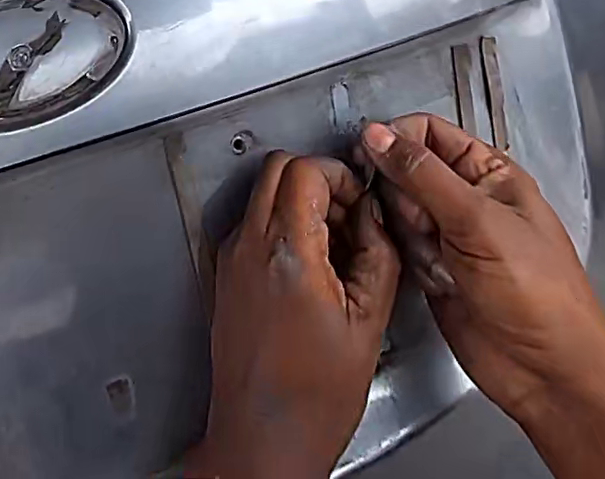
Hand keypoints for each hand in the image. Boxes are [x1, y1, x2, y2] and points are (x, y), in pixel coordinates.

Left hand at [187, 152, 399, 478]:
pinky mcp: (226, 268)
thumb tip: (373, 215)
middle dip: (317, 178)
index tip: (357, 198)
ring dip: (299, 198)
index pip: (305, 170)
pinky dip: (281, 221)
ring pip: (263, 190)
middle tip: (346, 212)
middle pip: (278, 167)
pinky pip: (254, 220)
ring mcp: (232, 253)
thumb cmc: (313, 397)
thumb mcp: (368, 323)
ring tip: (332, 243)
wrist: (261, 437)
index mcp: (287, 251)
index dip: (338, 174)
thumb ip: (378, 255)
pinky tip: (309, 263)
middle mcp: (250, 243)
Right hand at [359, 114, 604, 425]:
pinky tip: (434, 277)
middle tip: (421, 222)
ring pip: (396, 206)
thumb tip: (375, 134)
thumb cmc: (535, 292)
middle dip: (402, 194)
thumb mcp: (477, 221)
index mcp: (488, 172)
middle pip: (404, 169)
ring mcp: (446, 231)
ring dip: (407, 230)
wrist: (549, 377)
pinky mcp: (429, 263)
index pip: (428, 132)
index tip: (371, 154)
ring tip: (438, 259)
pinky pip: (396, 241)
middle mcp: (464, 196)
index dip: (397, 138)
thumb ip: (421, 174)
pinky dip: (406, 255)